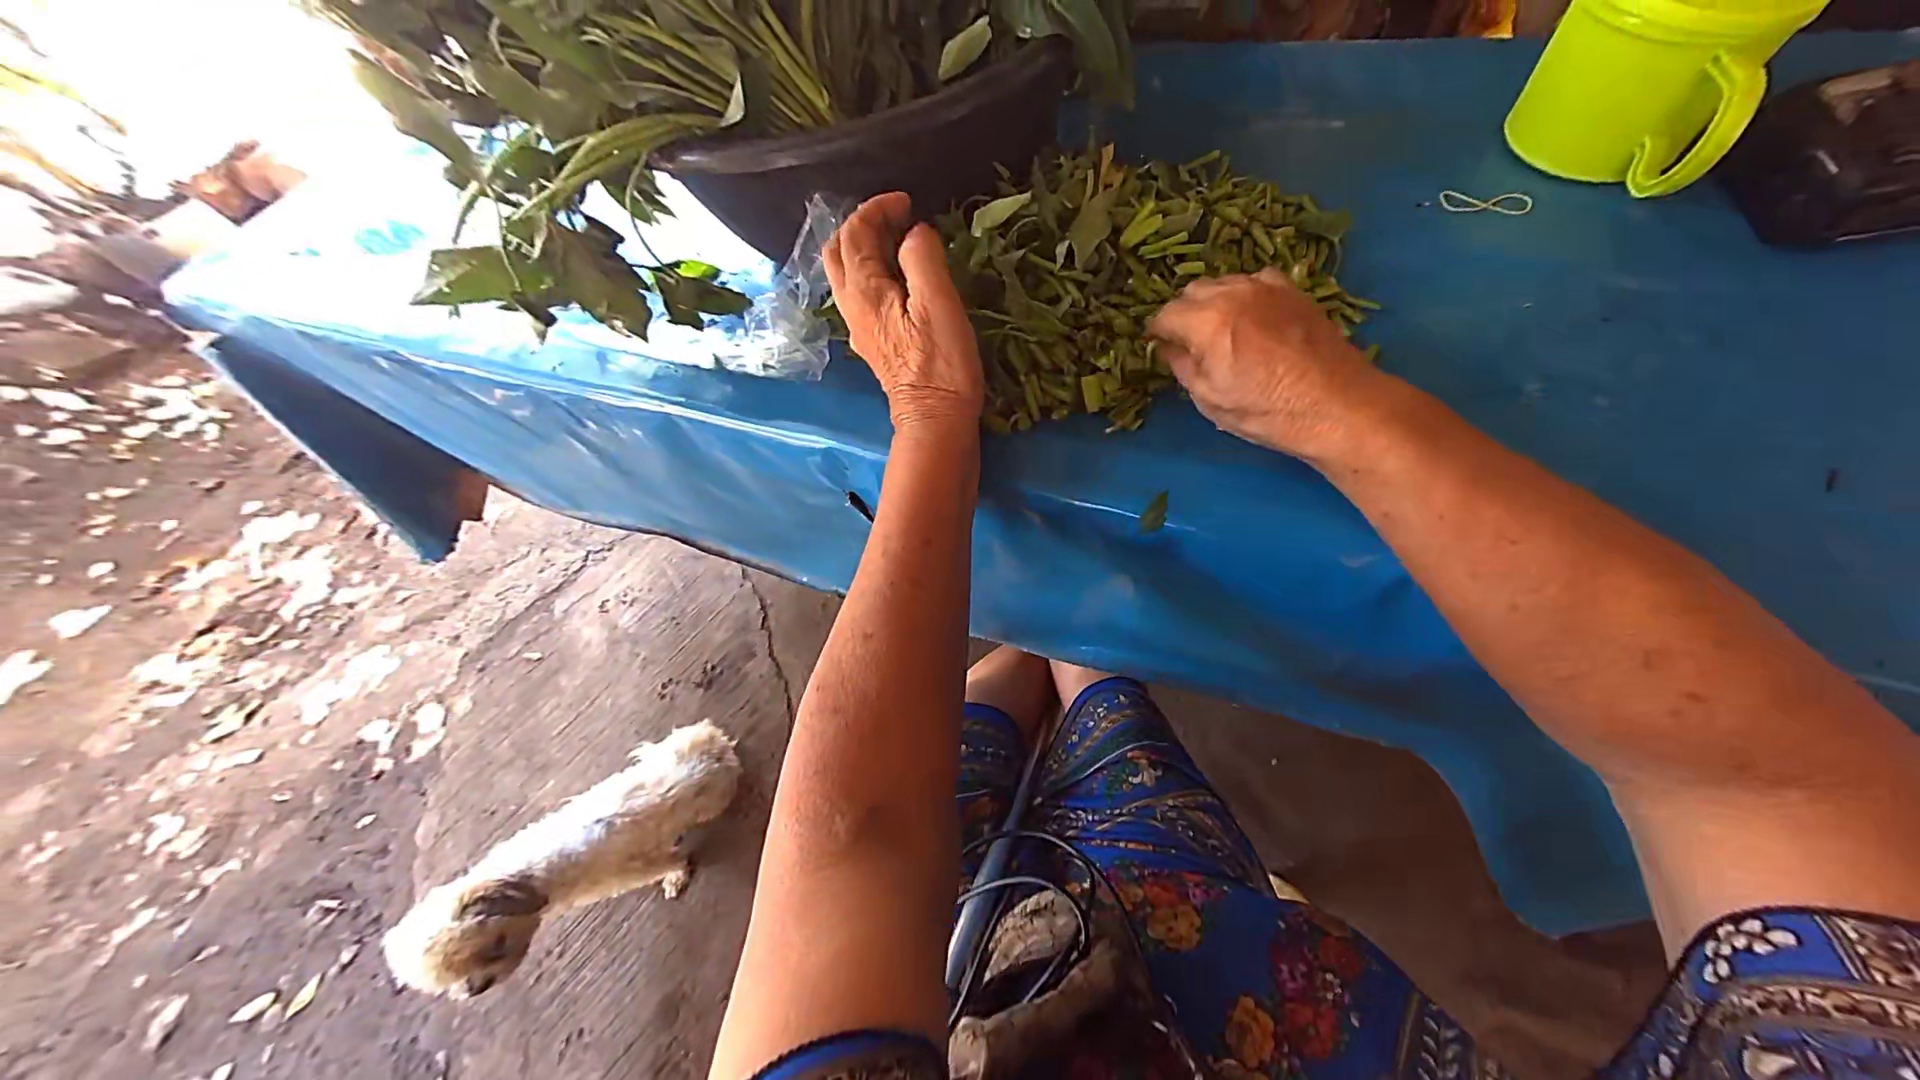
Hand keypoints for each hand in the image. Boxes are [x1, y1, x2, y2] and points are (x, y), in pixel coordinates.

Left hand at [824, 193, 983, 433]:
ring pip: (845, 274)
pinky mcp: (874, 342)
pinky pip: (860, 294)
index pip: (856, 233)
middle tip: (898, 218)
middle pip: (838, 251)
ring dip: (865, 248)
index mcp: (864, 292)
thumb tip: (915, 233)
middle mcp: (852, 307)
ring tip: (899, 241)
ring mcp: (859, 327)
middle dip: (862, 224)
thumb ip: (921, 257)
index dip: (877, 208)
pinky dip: (872, 272)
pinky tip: (899, 277)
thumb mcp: (938, 302)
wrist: (934, 420)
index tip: (907, 202)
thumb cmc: (941, 364)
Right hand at [1148, 269, 1387, 461]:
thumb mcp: (1210, 398)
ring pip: (1222, 283)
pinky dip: (1242, 296)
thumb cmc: (1266, 411)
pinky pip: (1253, 282)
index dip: (1156, 333)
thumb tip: (1166, 348)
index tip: (1157, 348)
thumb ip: (1181, 366)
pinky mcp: (1292, 289)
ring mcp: (1266, 286)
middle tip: (1187, 344)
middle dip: (1182, 314)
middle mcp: (1234, 292)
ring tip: (1219, 334)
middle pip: (1191, 292)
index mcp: (1207, 321)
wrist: (1337, 404)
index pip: (1164, 315)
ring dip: (1211, 303)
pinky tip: (1249, 321)